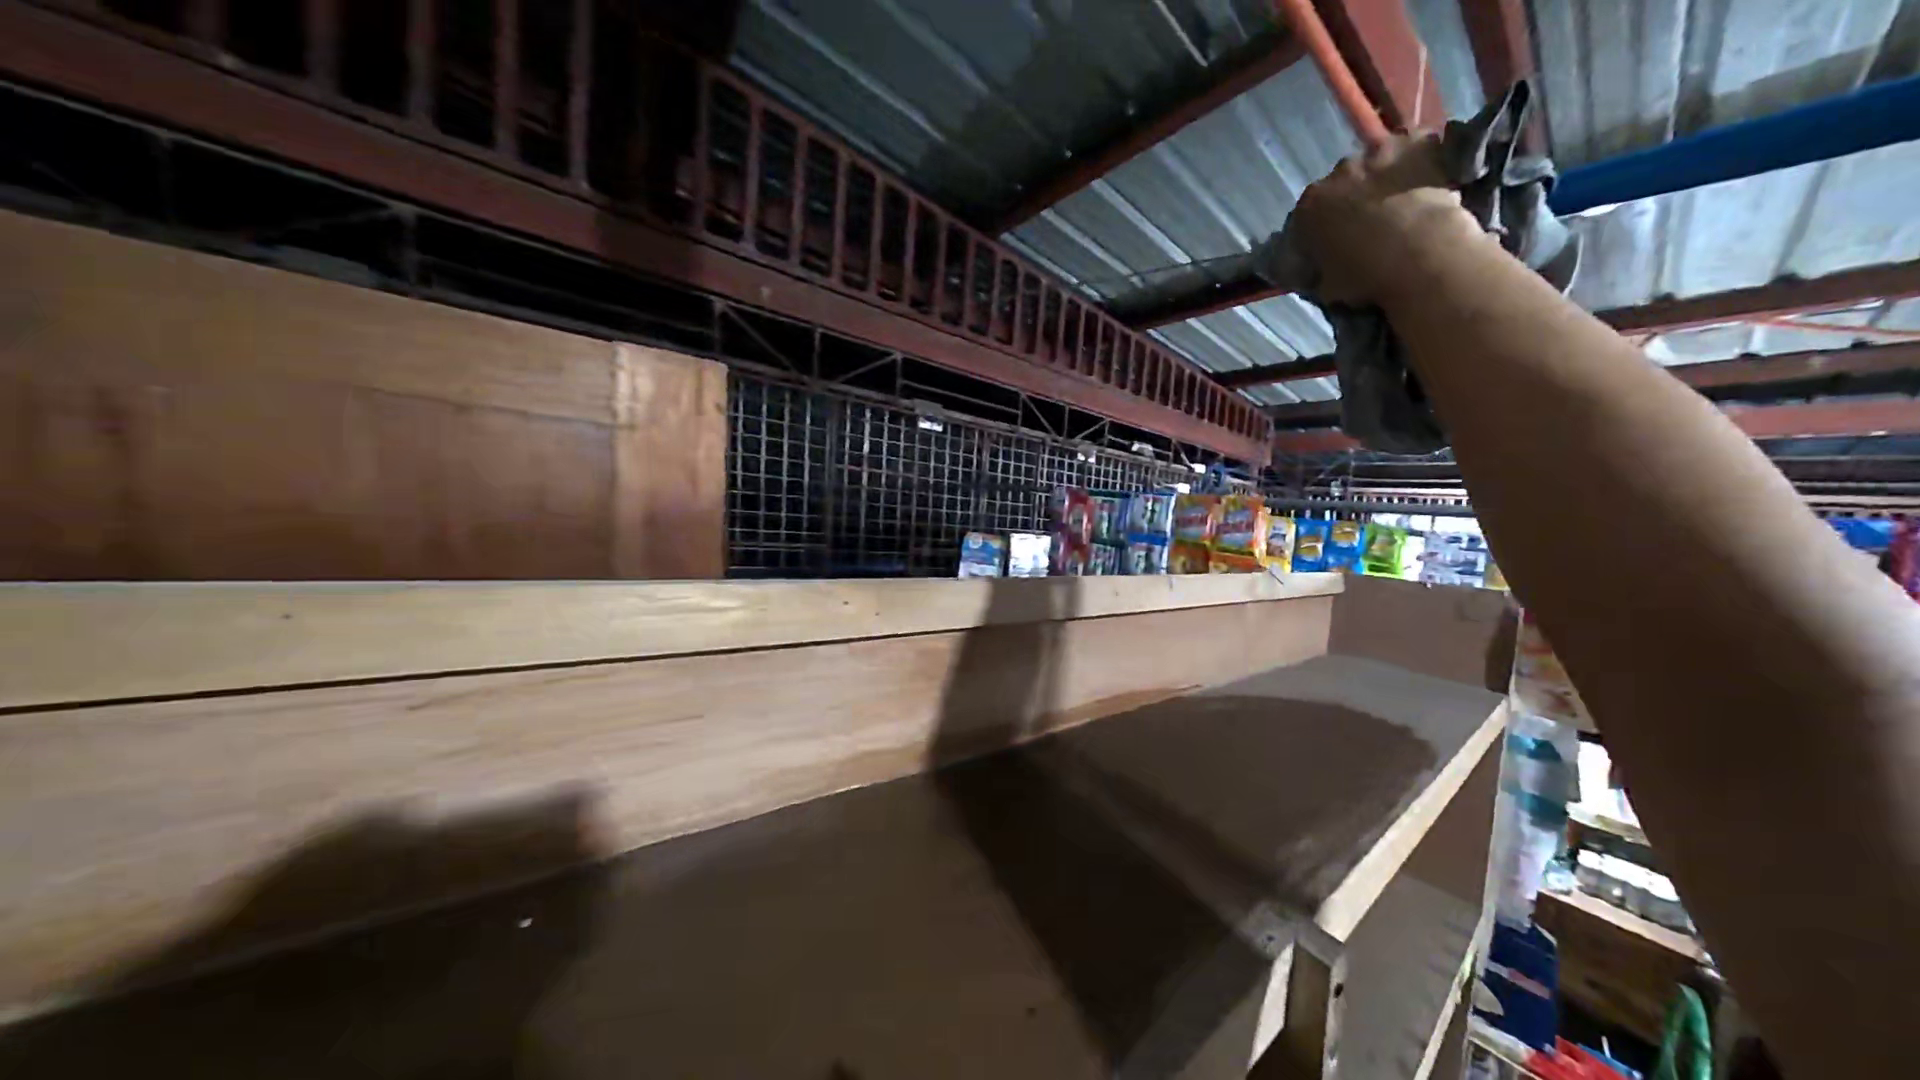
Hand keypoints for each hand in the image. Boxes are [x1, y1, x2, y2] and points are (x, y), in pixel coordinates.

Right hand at [1291, 132, 1484, 304]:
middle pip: (1342, 183)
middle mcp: (1337, 173)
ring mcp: (1378, 152)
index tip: (1333, 245)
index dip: (1320, 231)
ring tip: (1401, 201)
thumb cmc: (1367, 277)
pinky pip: (1415, 147)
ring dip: (1383, 177)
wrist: (1422, 255)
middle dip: (1352, 199)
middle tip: (1370, 223)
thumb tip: (1322, 271)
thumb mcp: (1328, 286)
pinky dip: (1420, 159)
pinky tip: (1428, 179)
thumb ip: (1320, 271)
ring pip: (1378, 162)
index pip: (1307, 217)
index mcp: (1308, 208)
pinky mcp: (1417, 143)